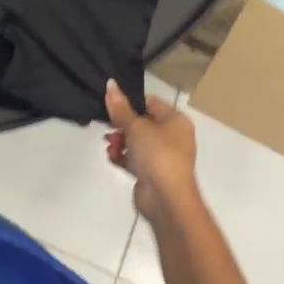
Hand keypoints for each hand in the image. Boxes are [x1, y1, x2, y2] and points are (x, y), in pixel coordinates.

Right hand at [103, 79, 198, 223]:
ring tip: (109, 145)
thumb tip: (110, 83)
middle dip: (121, 125)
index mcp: (175, 120)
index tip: (110, 106)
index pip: (150, 102)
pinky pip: (135, 159)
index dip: (129, 103)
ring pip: (136, 142)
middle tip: (107, 127)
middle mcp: (172, 136)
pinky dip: (123, 157)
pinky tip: (112, 157)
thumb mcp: (136, 126)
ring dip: (120, 142)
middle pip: (141, 122)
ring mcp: (163, 156)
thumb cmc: (157, 155)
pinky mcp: (153, 174)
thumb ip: (121, 107)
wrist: (166, 199)